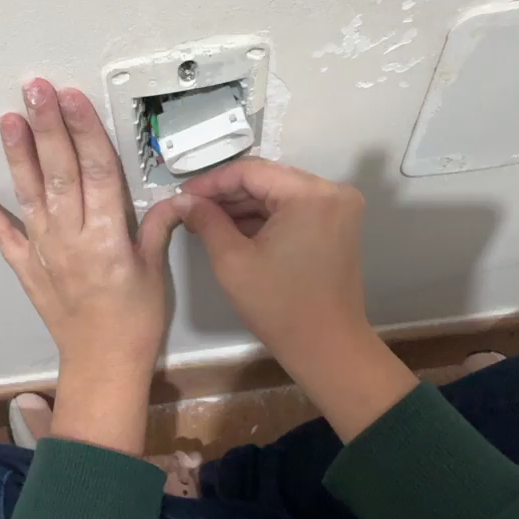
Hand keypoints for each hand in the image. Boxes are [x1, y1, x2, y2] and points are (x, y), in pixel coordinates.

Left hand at [0, 79, 185, 455]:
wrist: (102, 362)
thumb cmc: (135, 319)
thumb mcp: (155, 272)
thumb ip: (158, 229)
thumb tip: (176, 196)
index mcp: (108, 233)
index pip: (97, 169)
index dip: (84, 129)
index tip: (71, 96)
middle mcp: (72, 235)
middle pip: (60, 170)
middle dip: (48, 126)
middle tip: (35, 88)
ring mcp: (44, 250)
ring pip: (29, 193)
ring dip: (18, 154)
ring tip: (8, 118)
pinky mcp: (26, 266)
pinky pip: (1, 234)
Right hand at [176, 159, 417, 440]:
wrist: (326, 346)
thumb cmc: (277, 305)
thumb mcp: (232, 260)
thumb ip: (206, 221)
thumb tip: (182, 200)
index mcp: (310, 195)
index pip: (251, 171)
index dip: (211, 182)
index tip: (181, 196)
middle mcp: (331, 192)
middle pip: (267, 180)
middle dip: (226, 194)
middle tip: (189, 208)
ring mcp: (338, 209)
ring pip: (278, 195)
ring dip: (243, 206)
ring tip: (204, 219)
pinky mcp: (336, 226)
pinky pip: (292, 211)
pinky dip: (264, 218)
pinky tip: (232, 229)